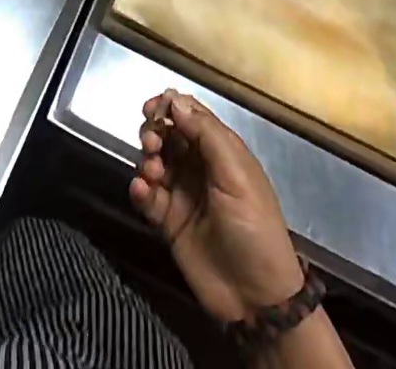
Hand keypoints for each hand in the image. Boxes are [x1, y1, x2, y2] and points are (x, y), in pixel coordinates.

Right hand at [129, 90, 303, 323]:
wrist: (256, 296)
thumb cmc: (253, 227)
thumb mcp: (237, 175)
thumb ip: (206, 134)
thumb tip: (175, 99)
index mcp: (221, 151)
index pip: (190, 116)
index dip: (170, 107)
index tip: (152, 108)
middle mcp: (198, 167)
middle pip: (166, 134)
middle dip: (153, 132)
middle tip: (152, 144)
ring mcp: (181, 193)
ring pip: (153, 161)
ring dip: (146, 160)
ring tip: (153, 173)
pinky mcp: (167, 220)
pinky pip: (146, 196)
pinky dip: (140, 190)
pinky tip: (143, 193)